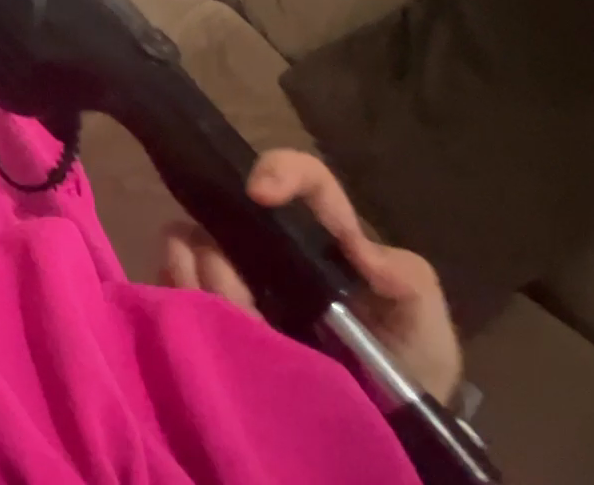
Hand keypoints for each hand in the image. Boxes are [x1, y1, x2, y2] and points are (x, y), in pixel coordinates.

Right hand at [160, 150, 461, 404]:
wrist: (379, 422)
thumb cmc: (405, 358)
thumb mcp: (423, 321)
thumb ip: (409, 281)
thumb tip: (363, 251)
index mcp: (325, 236)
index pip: (305, 181)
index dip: (280, 171)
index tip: (260, 194)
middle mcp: (269, 243)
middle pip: (223, 216)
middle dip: (222, 257)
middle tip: (242, 304)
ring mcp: (234, 274)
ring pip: (188, 246)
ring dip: (200, 283)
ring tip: (229, 325)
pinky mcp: (207, 306)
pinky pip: (170, 283)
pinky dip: (176, 295)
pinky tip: (193, 325)